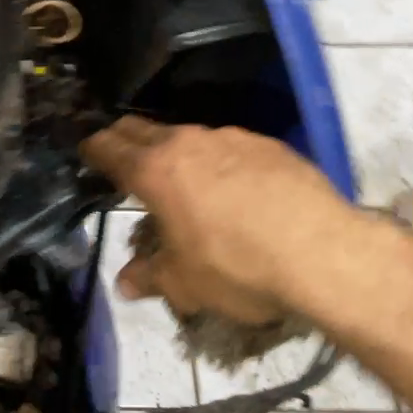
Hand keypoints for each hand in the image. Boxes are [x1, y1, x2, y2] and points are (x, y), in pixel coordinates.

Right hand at [82, 117, 361, 323]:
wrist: (325, 254)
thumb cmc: (239, 268)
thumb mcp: (186, 283)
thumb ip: (151, 277)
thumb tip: (126, 284)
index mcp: (153, 171)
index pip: (107, 147)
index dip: (92, 149)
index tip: (86, 153)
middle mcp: (185, 143)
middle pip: (140, 128)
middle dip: (125, 140)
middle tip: (121, 157)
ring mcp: (229, 138)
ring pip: (187, 136)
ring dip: (175, 151)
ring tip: (182, 177)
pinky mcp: (268, 144)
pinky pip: (230, 146)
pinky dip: (220, 160)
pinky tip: (236, 188)